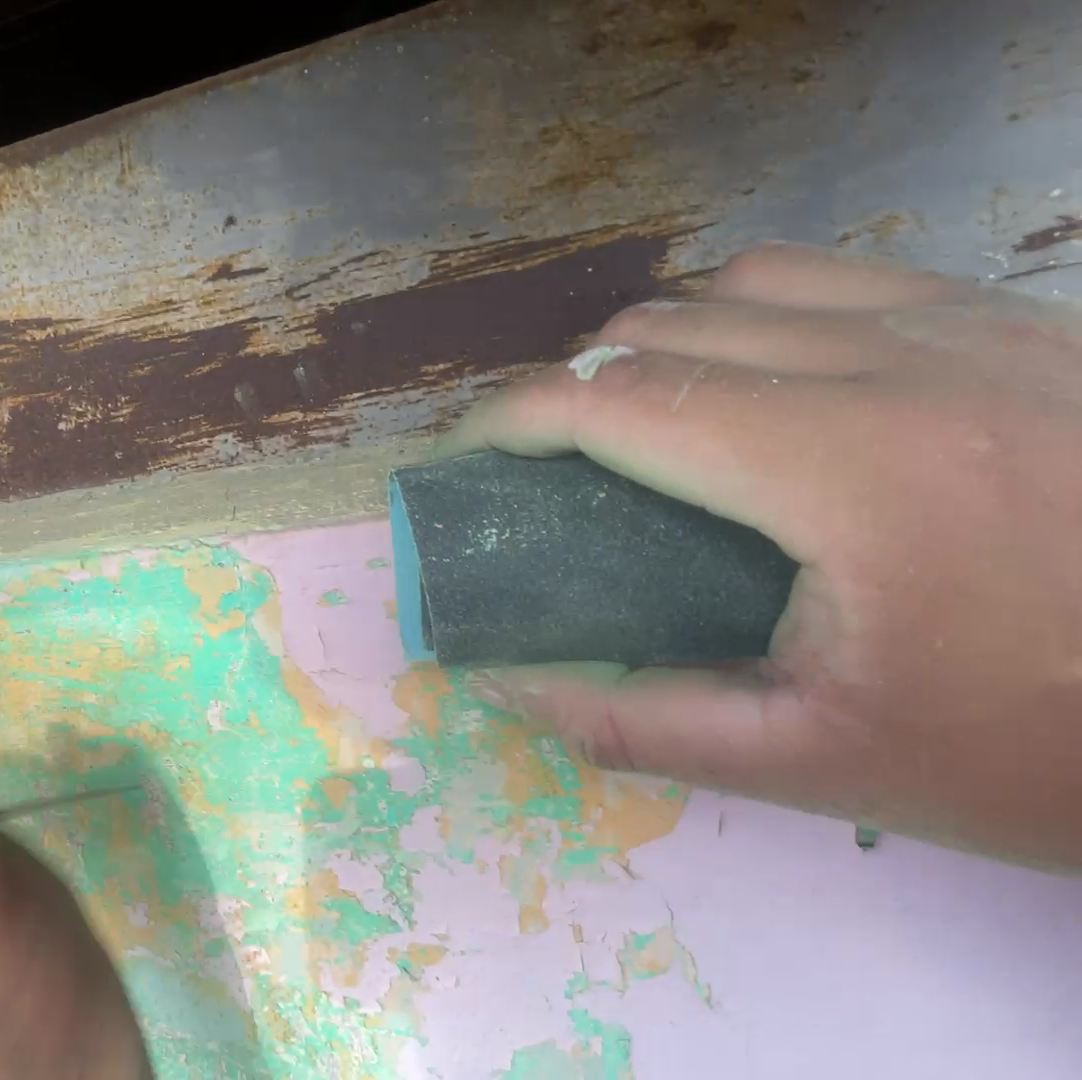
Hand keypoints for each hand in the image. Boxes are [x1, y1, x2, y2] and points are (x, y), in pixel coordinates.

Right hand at [440, 242, 1081, 868]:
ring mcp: (966, 324)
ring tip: (622, 417)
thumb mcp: (825, 762)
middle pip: (655, 329)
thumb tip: (503, 686)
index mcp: (842, 468)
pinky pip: (823, 275)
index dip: (508, 417)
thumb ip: (638, 724)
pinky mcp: (1012, 319)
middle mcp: (896, 363)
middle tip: (535, 463)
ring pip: (731, 283)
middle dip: (562, 386)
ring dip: (643, 343)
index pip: (613, 397)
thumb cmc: (1058, 745)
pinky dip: (734, 313)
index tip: (461, 457)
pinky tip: (736, 377)